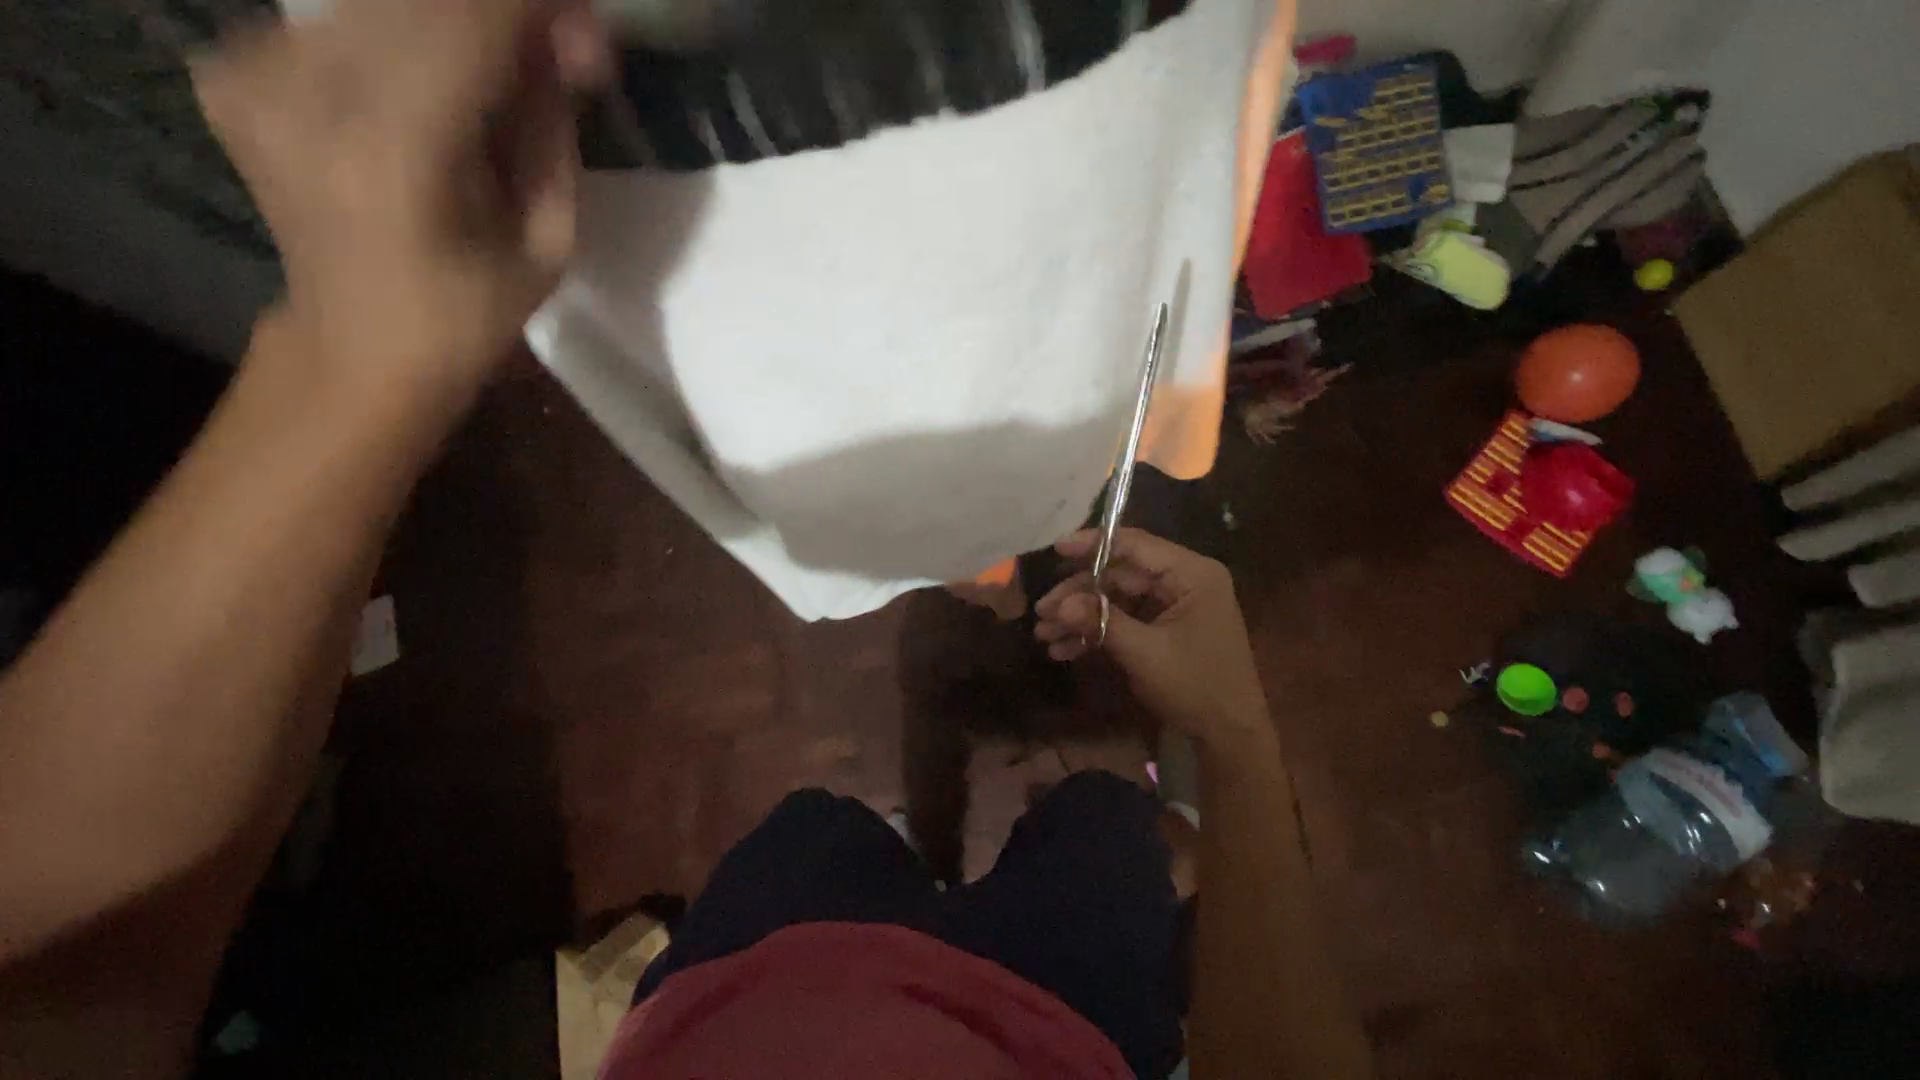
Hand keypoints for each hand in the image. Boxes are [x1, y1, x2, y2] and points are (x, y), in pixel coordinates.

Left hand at [193, 0, 610, 401]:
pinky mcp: (235, 70)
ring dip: (458, 23)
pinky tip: (435, 89)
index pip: (469, 21)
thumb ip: (552, 128)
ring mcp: (254, 76)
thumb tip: (574, 37)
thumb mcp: (547, 240)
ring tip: (506, 75)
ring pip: (381, 3)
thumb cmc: (469, 313)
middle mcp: (304, 95)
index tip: (584, 21)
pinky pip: (342, 21)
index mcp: (393, 155)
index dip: (533, 6)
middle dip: (503, 11)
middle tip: (558, 48)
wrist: (359, 348)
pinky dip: (404, 38)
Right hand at [1035, 528, 1270, 744]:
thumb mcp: (1146, 652)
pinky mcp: (1163, 629)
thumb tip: (1058, 605)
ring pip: (1116, 599)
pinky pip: (1124, 620)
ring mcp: (1172, 606)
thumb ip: (1102, 622)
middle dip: (1079, 594)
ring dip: (1081, 617)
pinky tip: (1064, 650)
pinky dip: (1096, 633)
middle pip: (1119, 575)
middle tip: (1041, 611)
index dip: (1092, 545)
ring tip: (1044, 636)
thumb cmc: (1196, 685)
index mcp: (1192, 574)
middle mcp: (1183, 582)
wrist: (1229, 735)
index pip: (1135, 546)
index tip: (1055, 549)